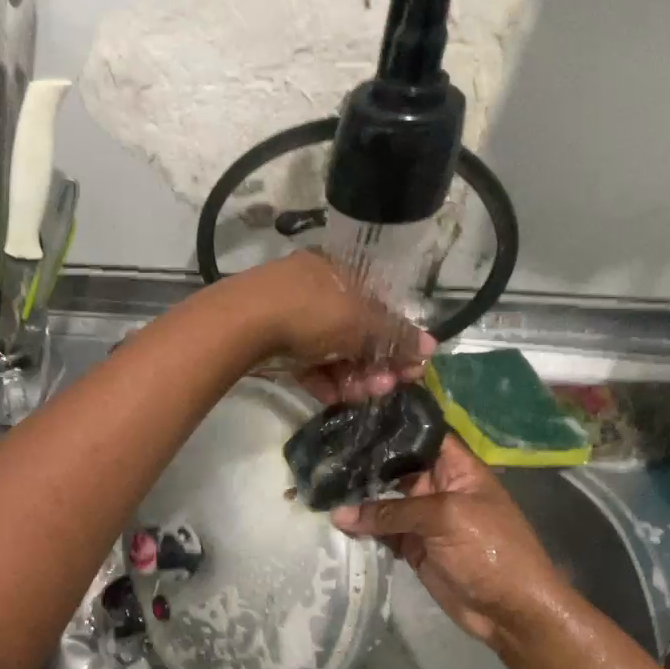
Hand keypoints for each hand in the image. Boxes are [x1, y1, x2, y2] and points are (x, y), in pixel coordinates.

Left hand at [222, 251, 435, 399]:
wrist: (239, 325)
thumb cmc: (309, 313)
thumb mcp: (360, 323)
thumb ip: (396, 337)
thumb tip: (430, 347)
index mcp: (336, 270)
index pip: (377, 304)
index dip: (396, 337)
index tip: (409, 367)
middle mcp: (311, 287)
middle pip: (352, 330)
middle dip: (373, 363)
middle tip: (385, 388)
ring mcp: (285, 315)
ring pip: (328, 349)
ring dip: (350, 375)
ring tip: (359, 397)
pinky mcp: (266, 342)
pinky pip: (302, 361)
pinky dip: (320, 379)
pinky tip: (332, 399)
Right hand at [328, 437, 577, 648]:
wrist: (510, 611)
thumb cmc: (490, 551)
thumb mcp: (444, 518)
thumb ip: (391, 511)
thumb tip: (338, 514)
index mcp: (457, 470)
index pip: (422, 436)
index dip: (393, 425)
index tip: (352, 418)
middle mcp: (438, 488)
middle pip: (395, 468)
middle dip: (364, 463)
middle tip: (324, 454)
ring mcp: (423, 519)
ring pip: (383, 501)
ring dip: (356, 498)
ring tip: (318, 486)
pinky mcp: (411, 546)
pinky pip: (380, 531)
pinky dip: (359, 528)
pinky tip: (332, 519)